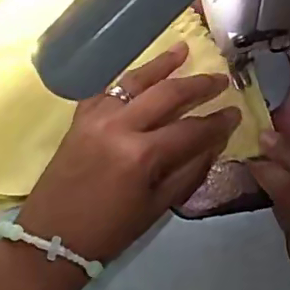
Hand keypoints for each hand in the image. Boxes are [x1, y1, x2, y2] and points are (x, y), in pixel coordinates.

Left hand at [17, 42, 239, 269]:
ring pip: (135, 82)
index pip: (191, 129)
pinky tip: (142, 72)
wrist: (53, 238)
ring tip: (183, 51)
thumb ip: (189, 170)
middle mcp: (120, 127)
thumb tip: (214, 142)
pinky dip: (127, 79)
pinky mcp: (79, 118)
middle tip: (220, 79)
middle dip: (198, 85)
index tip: (236, 112)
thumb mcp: (158, 207)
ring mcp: (96, 118)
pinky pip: (107, 89)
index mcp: (142, 155)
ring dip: (162, 65)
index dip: (218, 122)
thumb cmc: (110, 230)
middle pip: (167, 94)